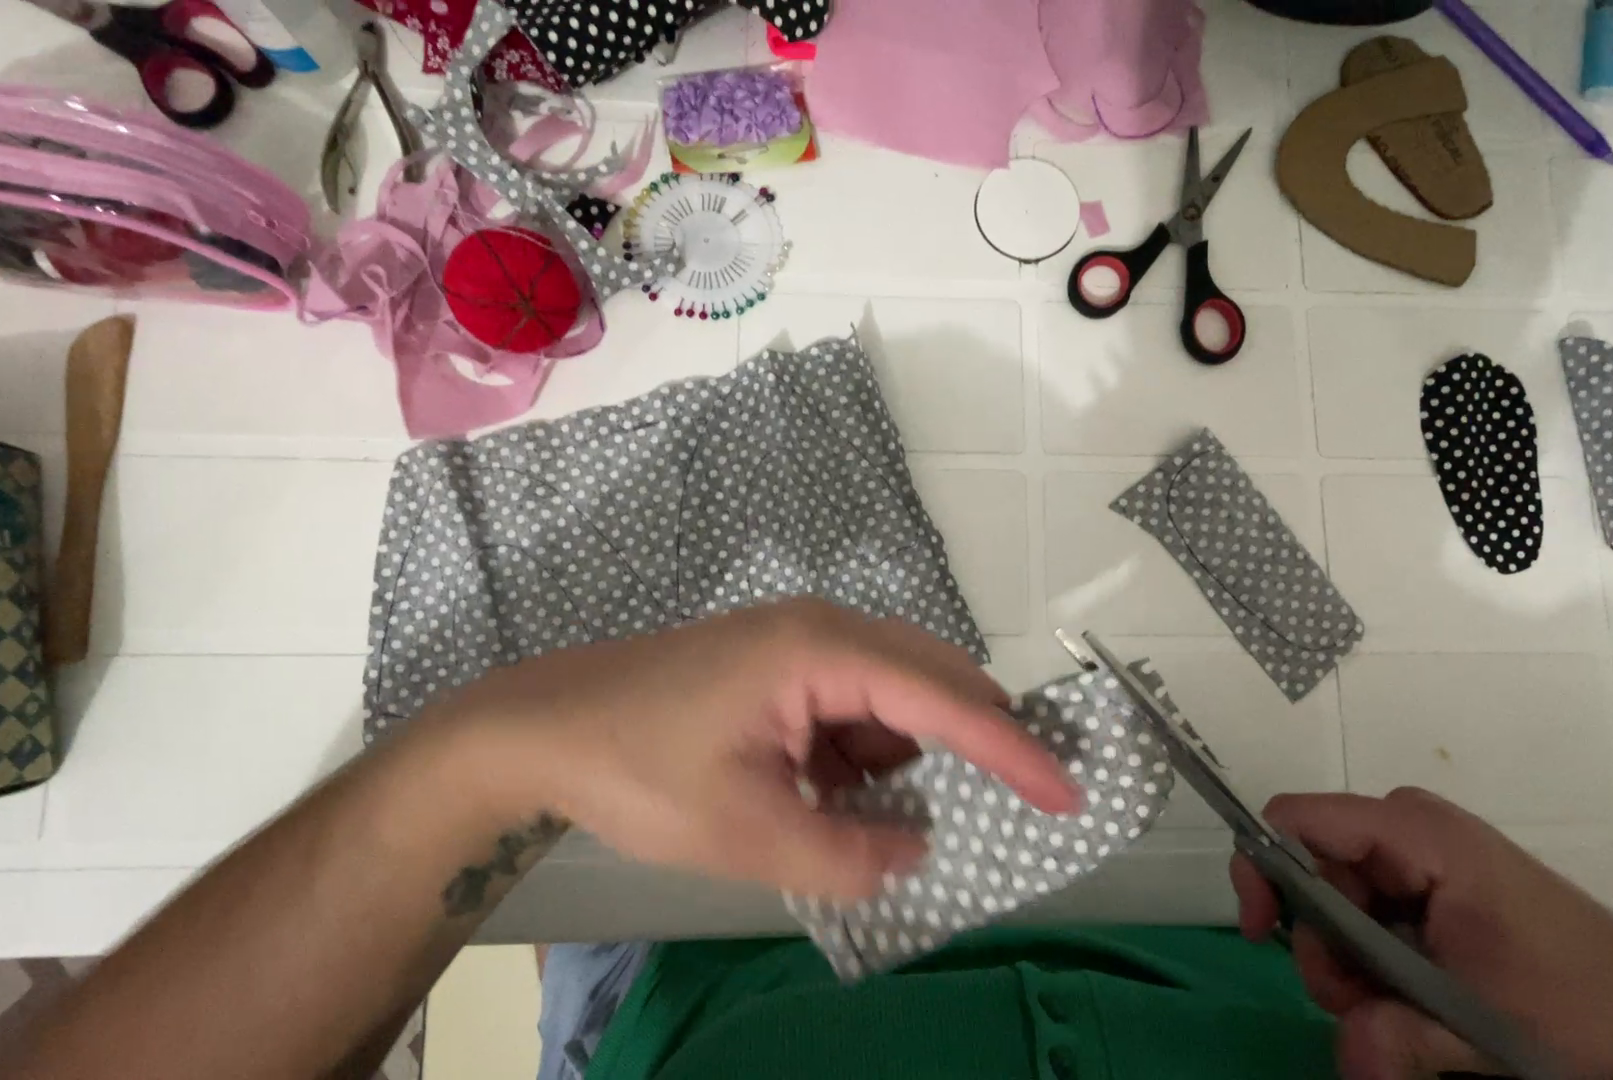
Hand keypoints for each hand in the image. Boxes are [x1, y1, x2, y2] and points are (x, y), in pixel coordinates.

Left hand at [431, 599, 1079, 900]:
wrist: (545, 728)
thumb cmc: (640, 770)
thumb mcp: (746, 833)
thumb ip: (844, 853)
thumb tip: (914, 849)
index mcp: (822, 651)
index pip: (944, 699)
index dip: (1012, 750)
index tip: (1067, 792)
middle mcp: (824, 628)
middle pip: (932, 679)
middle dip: (972, 742)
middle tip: (1006, 803)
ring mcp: (802, 640)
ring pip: (896, 692)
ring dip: (905, 754)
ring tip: (862, 810)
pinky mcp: (783, 661)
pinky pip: (856, 701)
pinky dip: (866, 749)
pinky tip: (829, 790)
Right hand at [1230, 787, 1612, 1079]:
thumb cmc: (1583, 1005)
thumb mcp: (1492, 1030)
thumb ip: (1408, 1038)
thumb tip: (1348, 1060)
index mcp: (1418, 835)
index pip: (1296, 819)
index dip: (1261, 867)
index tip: (1262, 933)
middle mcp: (1405, 825)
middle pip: (1310, 866)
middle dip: (1321, 942)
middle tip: (1361, 1004)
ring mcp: (1414, 848)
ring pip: (1331, 891)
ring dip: (1344, 958)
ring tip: (1395, 1009)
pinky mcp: (1422, 873)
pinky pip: (1359, 901)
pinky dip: (1367, 953)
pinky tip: (1407, 992)